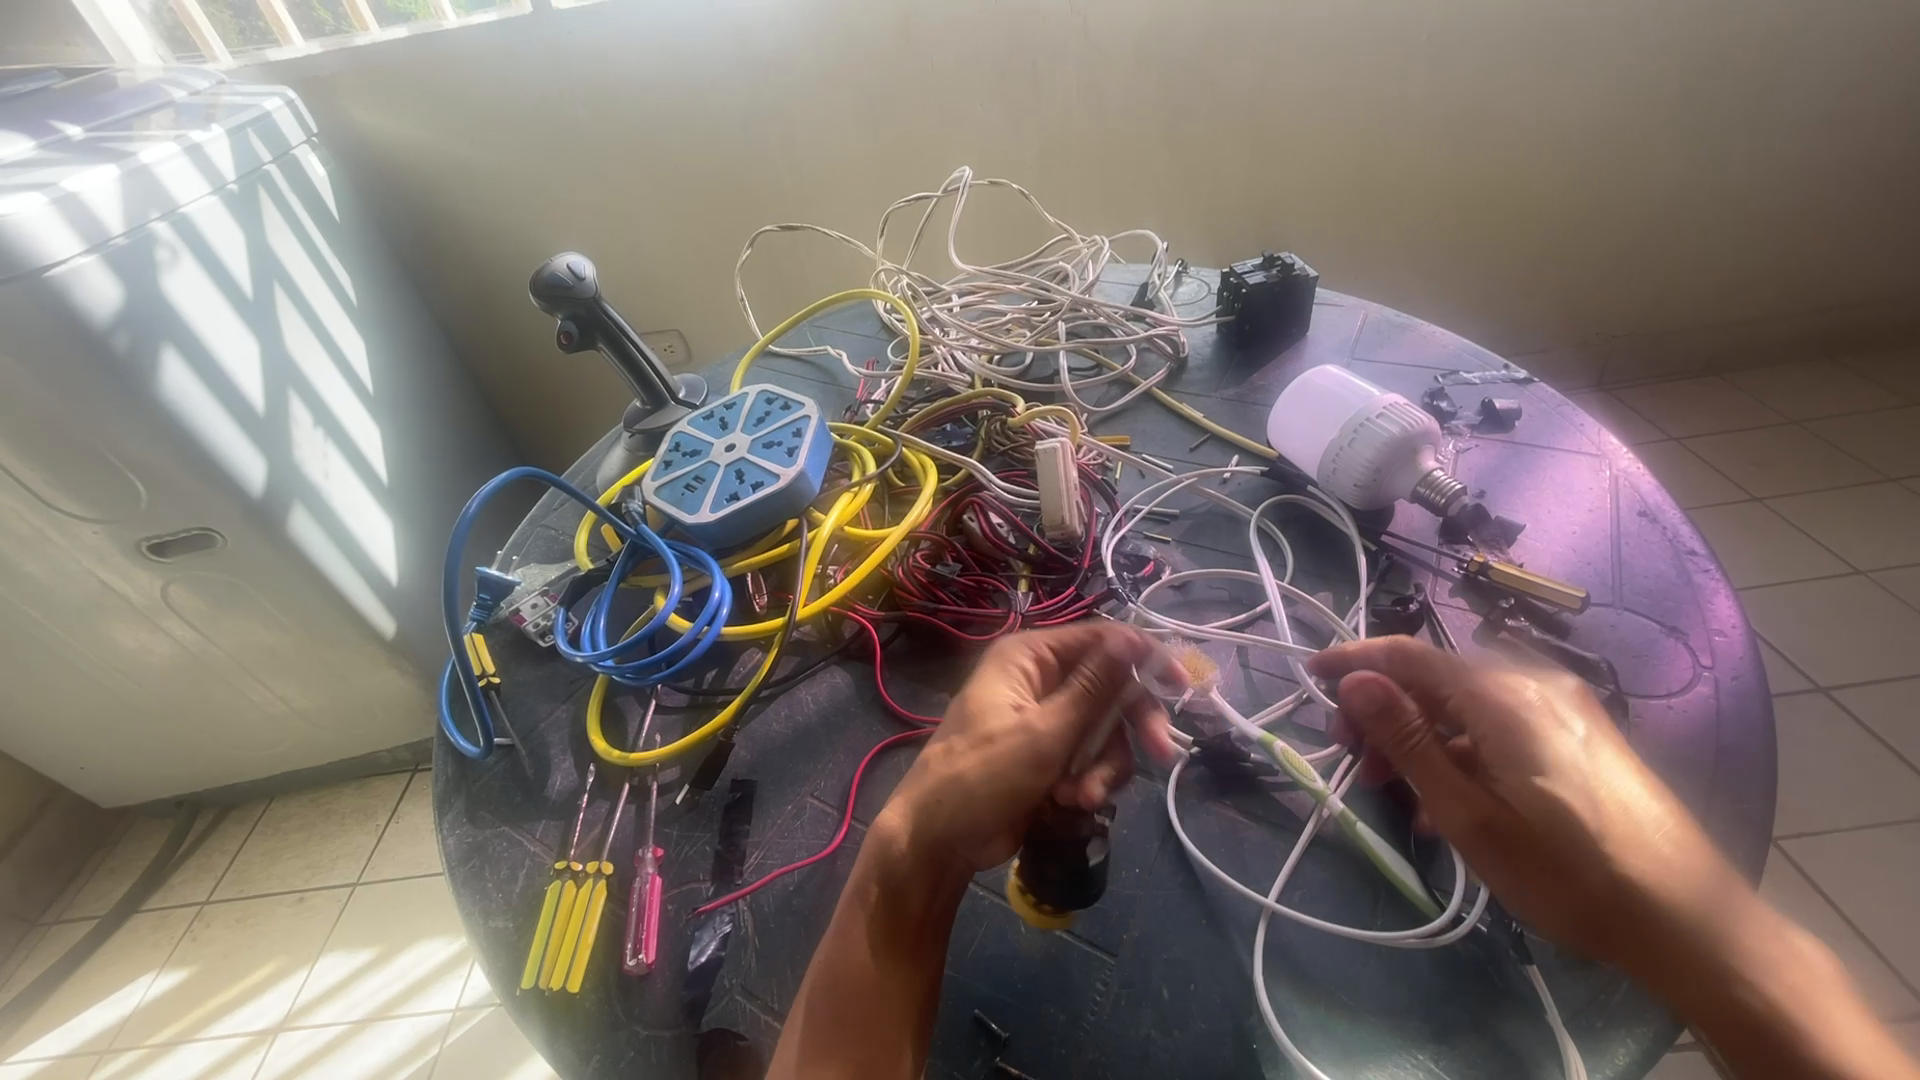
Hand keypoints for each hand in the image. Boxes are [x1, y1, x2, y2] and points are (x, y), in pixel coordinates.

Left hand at [878, 623, 1180, 874]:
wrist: (939, 838)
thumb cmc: (983, 774)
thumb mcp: (1045, 731)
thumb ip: (1095, 687)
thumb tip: (1133, 638)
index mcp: (1031, 657)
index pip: (1102, 640)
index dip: (1145, 659)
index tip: (1181, 687)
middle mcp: (1040, 679)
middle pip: (1112, 689)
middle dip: (1130, 727)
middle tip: (1161, 753)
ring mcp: (1046, 719)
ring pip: (1106, 732)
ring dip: (1102, 767)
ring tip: (1079, 797)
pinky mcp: (1050, 756)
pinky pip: (1090, 759)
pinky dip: (1088, 782)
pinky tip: (1068, 805)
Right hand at [1307, 636, 1749, 971]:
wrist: (1696, 928)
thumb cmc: (1568, 873)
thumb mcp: (1469, 813)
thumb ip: (1407, 740)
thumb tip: (1353, 680)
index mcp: (1503, 696)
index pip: (1407, 654)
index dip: (1352, 659)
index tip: (1309, 675)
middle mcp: (1534, 686)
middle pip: (1433, 679)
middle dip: (1383, 711)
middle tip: (1351, 758)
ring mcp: (1564, 710)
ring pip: (1464, 706)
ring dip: (1418, 738)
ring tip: (1394, 790)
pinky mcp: (1581, 737)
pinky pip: (1499, 727)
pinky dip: (1460, 752)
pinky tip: (1449, 803)